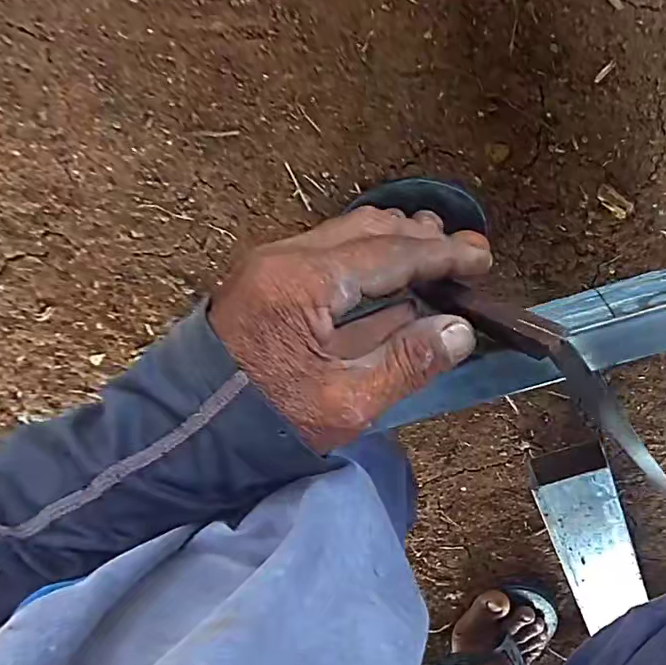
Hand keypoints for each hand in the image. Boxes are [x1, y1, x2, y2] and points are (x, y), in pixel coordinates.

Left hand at [209, 204, 492, 451]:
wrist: (184, 435)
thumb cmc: (266, 424)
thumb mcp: (347, 404)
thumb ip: (407, 362)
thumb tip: (460, 330)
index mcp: (304, 285)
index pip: (390, 255)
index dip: (442, 255)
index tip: (481, 258)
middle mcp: (285, 258)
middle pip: (369, 229)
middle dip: (424, 237)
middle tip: (468, 253)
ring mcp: (272, 264)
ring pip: (348, 232)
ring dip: (398, 239)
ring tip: (439, 252)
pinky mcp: (268, 278)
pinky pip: (330, 250)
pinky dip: (371, 254)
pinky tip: (394, 271)